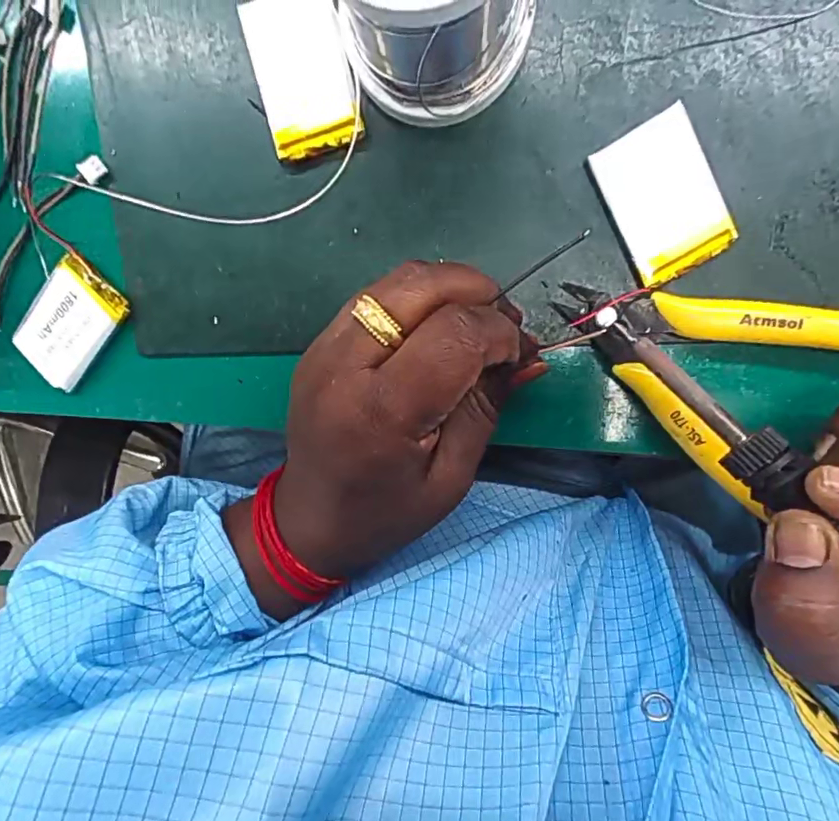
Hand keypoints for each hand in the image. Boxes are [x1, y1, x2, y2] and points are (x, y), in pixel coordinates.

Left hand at [226, 261, 545, 616]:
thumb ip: (485, 410)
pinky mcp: (317, 346)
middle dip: (478, 293)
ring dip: (449, 289)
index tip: (518, 355)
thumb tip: (529, 358)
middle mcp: (344, 367)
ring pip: (396, 282)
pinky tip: (436, 330)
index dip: (499, 332)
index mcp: (380, 412)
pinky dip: (417, 300)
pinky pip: (374, 298)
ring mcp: (323, 350)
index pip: (454, 333)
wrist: (309, 522)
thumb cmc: (384, 515)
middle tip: (504, 327)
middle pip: (420, 286)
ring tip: (475, 323)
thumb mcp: (448, 479)